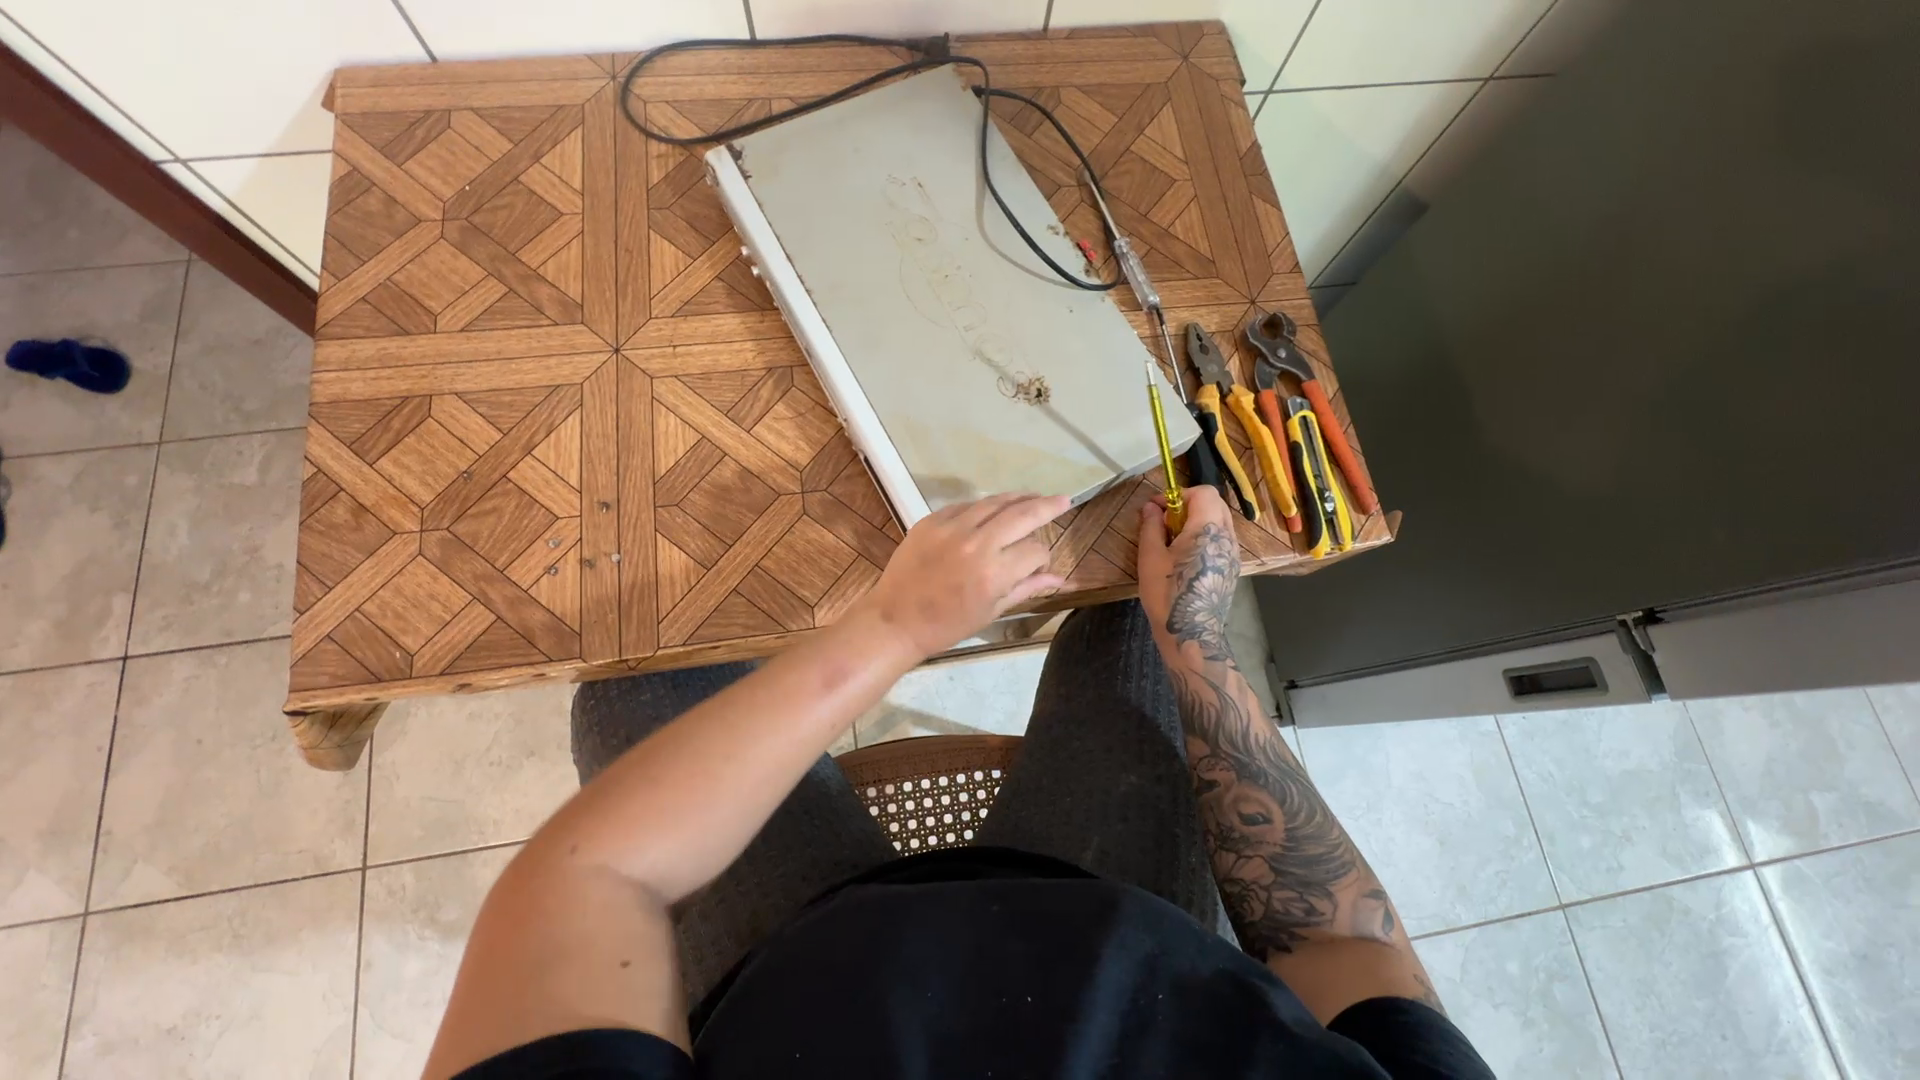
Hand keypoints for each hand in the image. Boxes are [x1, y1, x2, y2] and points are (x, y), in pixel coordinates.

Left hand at [854, 494, 1069, 657]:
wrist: (895, 620)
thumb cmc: (947, 625)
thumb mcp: (991, 611)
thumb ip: (1027, 588)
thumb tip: (1060, 578)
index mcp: (994, 573)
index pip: (1035, 550)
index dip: (1043, 557)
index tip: (1039, 564)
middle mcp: (976, 544)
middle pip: (1022, 514)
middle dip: (1046, 506)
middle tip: (1063, 499)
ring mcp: (951, 528)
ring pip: (995, 502)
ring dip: (1018, 498)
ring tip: (1034, 496)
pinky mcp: (931, 520)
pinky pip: (967, 505)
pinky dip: (984, 506)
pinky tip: (993, 508)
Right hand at [1136, 485, 1239, 660]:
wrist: (1190, 633)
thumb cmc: (1167, 593)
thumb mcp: (1150, 557)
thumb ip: (1151, 526)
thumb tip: (1151, 507)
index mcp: (1207, 529)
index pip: (1204, 492)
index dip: (1180, 494)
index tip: (1159, 508)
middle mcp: (1226, 537)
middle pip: (1215, 504)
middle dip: (1189, 505)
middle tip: (1166, 523)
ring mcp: (1233, 553)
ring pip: (1220, 521)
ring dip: (1198, 520)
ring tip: (1175, 541)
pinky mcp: (1232, 568)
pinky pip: (1222, 539)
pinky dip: (1206, 536)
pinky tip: (1187, 557)